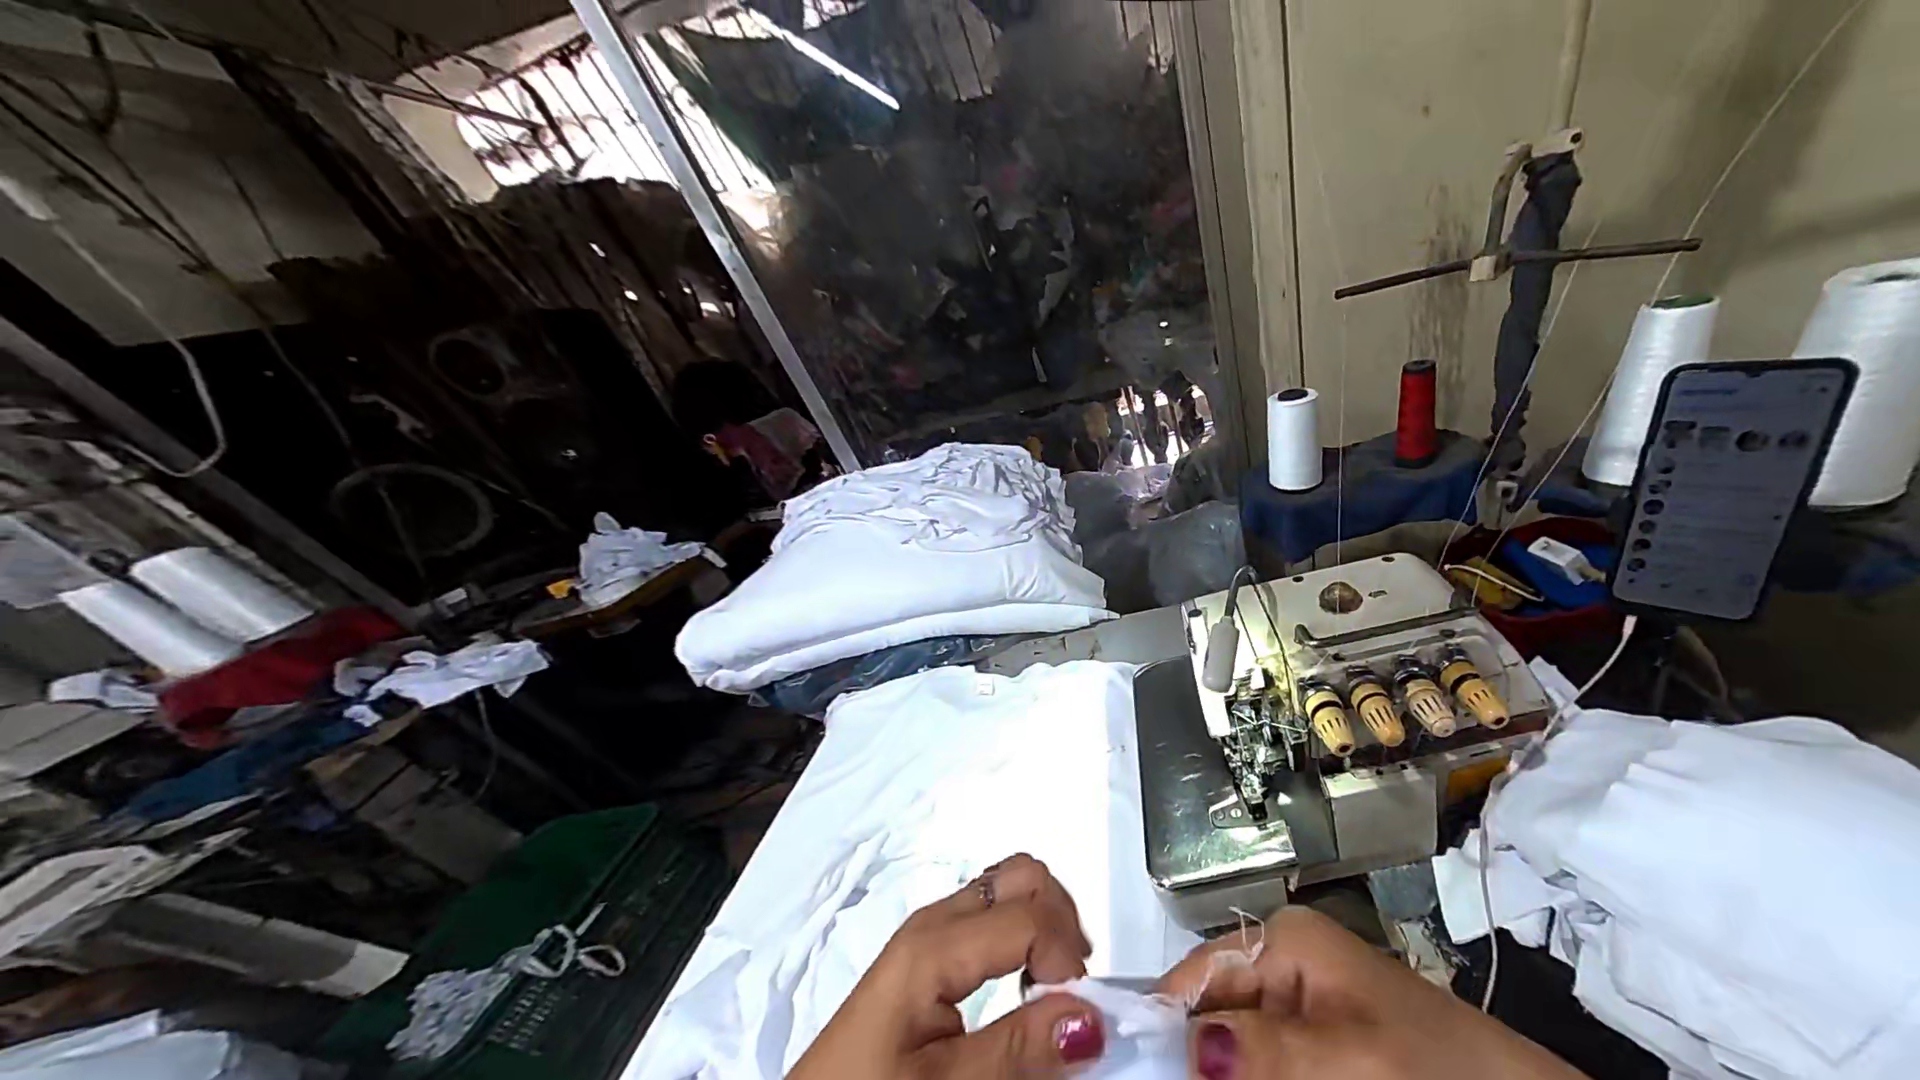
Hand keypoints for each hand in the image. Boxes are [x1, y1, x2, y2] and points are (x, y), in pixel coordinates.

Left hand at [790, 854, 1106, 1079]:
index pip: (1029, 914)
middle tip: (1068, 995)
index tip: (1075, 1020)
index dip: (1066, 961)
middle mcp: (938, 917)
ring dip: (1048, 924)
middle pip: (1024, 875)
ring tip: (1050, 990)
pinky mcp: (935, 943)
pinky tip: (1025, 980)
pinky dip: (1028, 931)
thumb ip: (1018, 1050)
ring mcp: (936, 926)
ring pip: (1013, 884)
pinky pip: (996, 909)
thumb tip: (1091, 1017)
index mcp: (935, 943)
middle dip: (1062, 925)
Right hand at [1156, 907, 1582, 1079]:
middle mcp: (1282, 966)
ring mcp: (1304, 1009)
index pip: (1197, 976)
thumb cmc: (1443, 1073)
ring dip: (1220, 1073)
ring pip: (1237, 1048)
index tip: (1131, 1066)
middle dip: (1193, 1061)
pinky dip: (1249, 1077)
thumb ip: (1265, 1052)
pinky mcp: (1323, 1049)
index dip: (1162, 1024)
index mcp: (1283, 942)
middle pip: (1212, 1016)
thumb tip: (1180, 1050)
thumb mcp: (1352, 1060)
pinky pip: (1266, 1064)